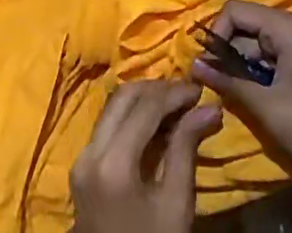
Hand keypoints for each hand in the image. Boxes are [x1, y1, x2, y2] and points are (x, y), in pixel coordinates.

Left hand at [71, 80, 221, 232]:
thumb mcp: (176, 202)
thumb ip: (186, 147)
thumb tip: (210, 107)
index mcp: (113, 163)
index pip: (147, 106)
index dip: (176, 92)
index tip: (201, 90)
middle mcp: (90, 153)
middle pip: (124, 96)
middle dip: (159, 89)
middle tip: (188, 96)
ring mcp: (81, 159)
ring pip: (113, 105)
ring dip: (144, 98)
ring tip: (175, 106)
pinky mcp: (81, 167)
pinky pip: (107, 123)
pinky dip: (132, 113)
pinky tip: (155, 123)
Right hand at [188, 1, 291, 189]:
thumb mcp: (268, 107)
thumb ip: (230, 83)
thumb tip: (194, 65)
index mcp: (283, 27)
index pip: (234, 10)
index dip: (215, 34)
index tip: (205, 67)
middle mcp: (288, 28)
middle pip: (242, 26)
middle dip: (222, 52)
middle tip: (207, 86)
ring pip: (252, 45)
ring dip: (235, 67)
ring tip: (224, 96)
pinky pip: (265, 59)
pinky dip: (251, 75)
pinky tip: (245, 99)